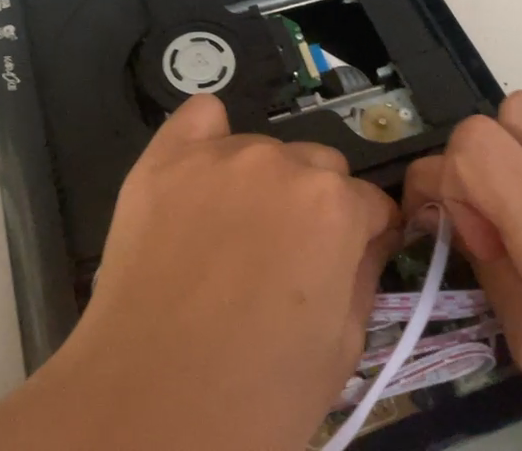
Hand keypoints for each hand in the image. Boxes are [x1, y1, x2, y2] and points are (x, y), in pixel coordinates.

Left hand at [0, 94, 400, 450]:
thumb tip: (366, 241)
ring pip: (261, 149)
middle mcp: (282, 163)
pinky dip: (207, 137)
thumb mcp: (342, 347)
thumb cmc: (260, 391)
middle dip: (314, 206)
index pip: (369, 203)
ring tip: (230, 235)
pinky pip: (197, 117)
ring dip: (261, 182)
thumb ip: (363, 275)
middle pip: (317, 166)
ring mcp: (217, 155)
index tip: (345, 264)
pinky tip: (201, 173)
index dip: (363, 238)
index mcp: (335, 206)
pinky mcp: (162, 159)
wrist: (152, 403)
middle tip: (284, 258)